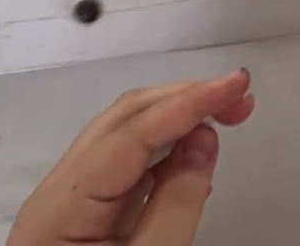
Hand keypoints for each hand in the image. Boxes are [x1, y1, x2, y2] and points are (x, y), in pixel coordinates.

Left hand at [7, 70, 254, 245]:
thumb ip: (176, 203)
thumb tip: (205, 136)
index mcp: (59, 208)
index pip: (132, 133)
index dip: (188, 101)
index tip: (238, 83)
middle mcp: (57, 192)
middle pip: (125, 119)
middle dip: (186, 97)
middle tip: (242, 97)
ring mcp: (68, 202)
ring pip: (127, 134)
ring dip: (179, 115)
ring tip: (229, 115)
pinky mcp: (85, 215)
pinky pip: (129, 163)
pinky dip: (168, 146)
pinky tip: (197, 151)